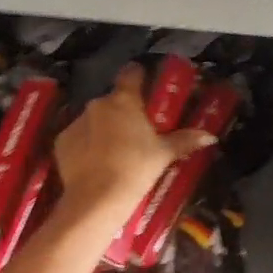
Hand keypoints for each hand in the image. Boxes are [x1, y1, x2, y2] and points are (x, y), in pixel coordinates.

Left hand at [54, 62, 216, 223]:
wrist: (96, 199)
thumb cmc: (136, 169)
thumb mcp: (164, 154)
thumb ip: (185, 140)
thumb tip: (210, 136)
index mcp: (124, 100)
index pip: (131, 74)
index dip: (139, 76)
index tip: (145, 86)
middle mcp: (98, 104)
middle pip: (113, 100)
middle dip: (123, 112)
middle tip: (135, 131)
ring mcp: (77, 122)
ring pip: (94, 118)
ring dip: (103, 128)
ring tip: (114, 151)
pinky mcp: (61, 141)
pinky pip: (78, 137)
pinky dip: (86, 145)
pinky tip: (95, 163)